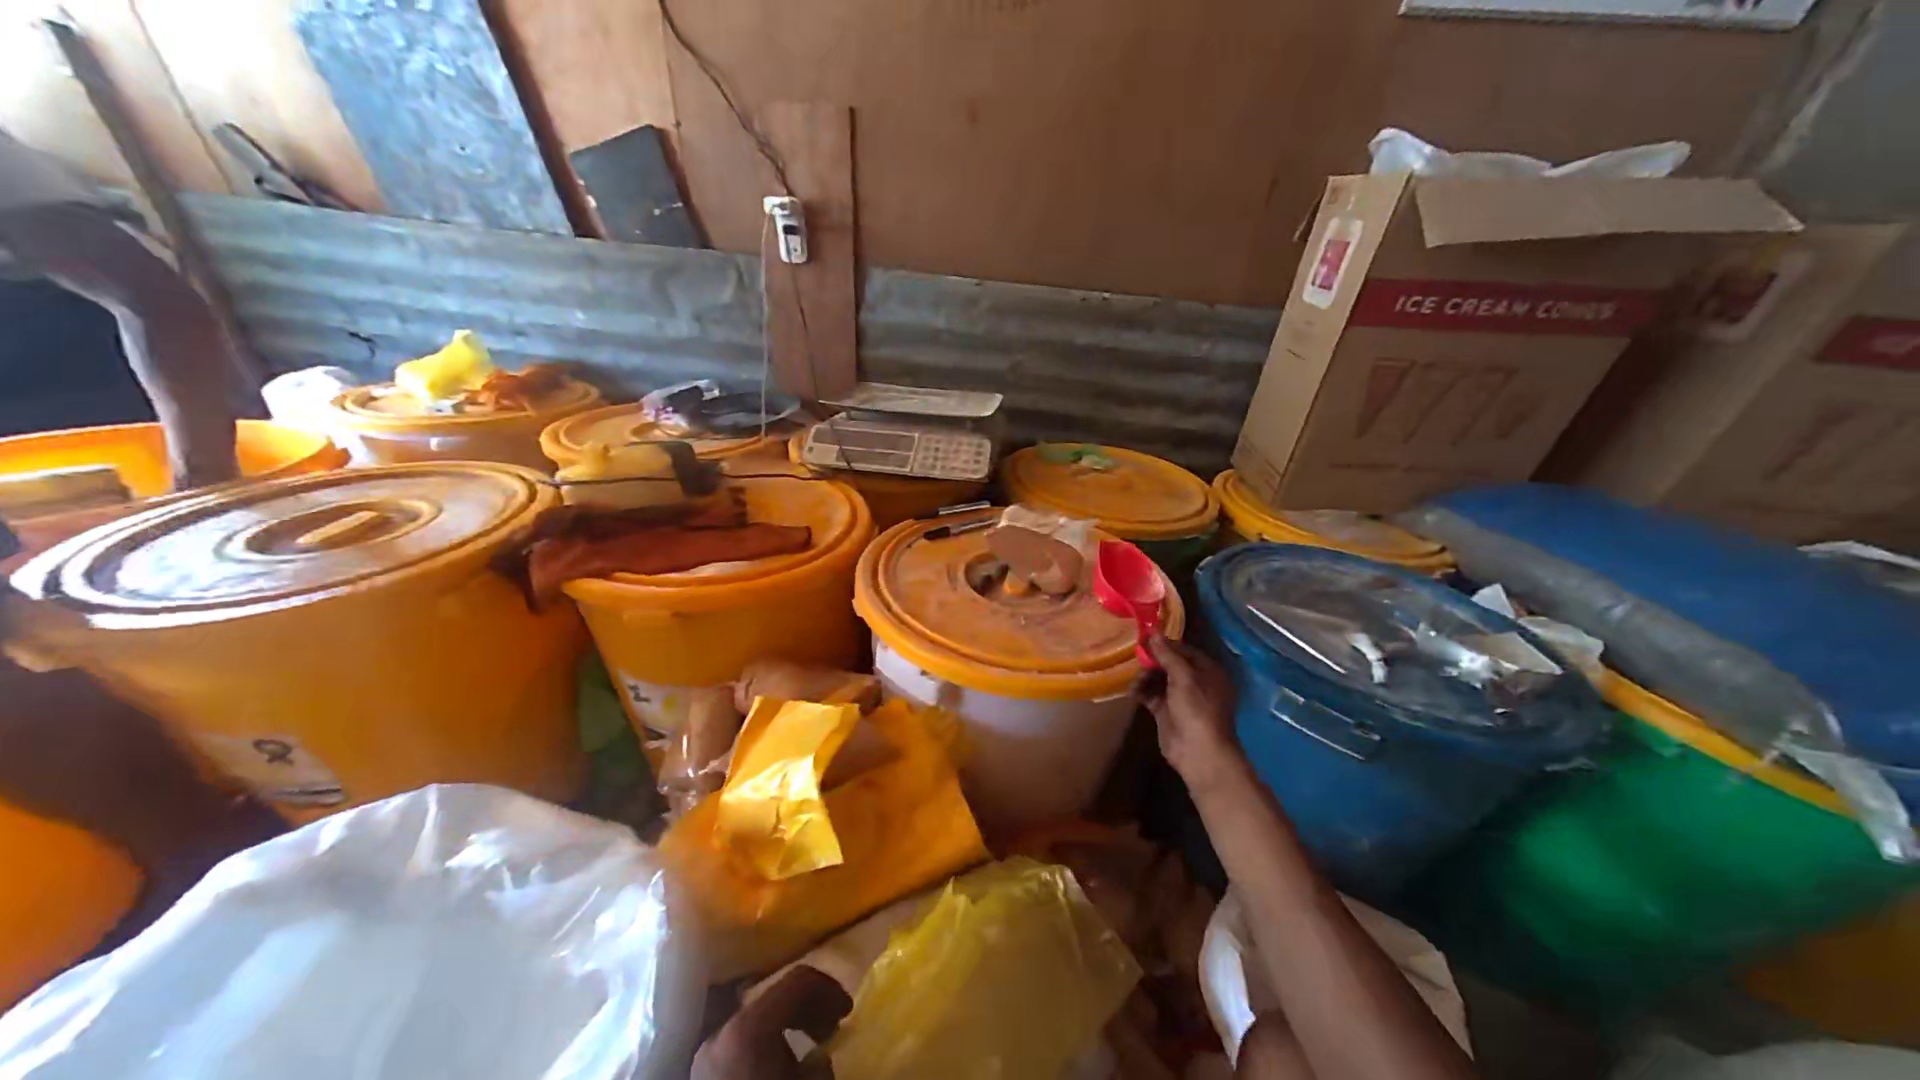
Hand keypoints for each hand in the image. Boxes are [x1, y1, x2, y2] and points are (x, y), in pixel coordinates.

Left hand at [693, 965, 850, 1079]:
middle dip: (809, 1007)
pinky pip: (740, 1041)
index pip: (797, 980)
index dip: (829, 989)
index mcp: (749, 1029)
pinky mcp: (701, 1076)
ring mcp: (705, 1055)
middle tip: (833, 1028)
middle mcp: (721, 1032)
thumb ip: (821, 1063)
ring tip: (810, 1052)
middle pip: (773, 995)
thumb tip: (822, 1053)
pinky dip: (766, 1043)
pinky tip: (781, 1070)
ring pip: (755, 1017)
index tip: (847, 1014)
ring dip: (789, 1025)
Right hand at [1137, 634, 1242, 785]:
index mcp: (1207, 670)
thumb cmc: (1197, 709)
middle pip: (1169, 664)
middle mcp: (1195, 681)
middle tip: (1134, 658)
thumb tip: (1154, 632)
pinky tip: (1131, 691)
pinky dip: (1141, 692)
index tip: (1143, 637)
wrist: (1198, 751)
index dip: (1164, 644)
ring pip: (1158, 679)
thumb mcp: (1184, 677)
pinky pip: (1151, 695)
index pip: (1183, 650)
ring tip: (1134, 680)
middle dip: (1151, 661)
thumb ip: (1168, 654)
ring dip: (1144, 677)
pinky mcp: (1166, 711)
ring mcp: (1180, 697)